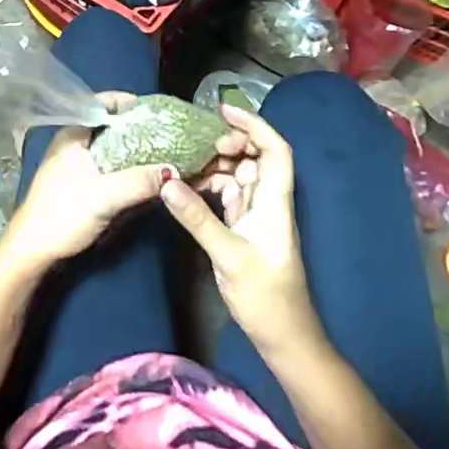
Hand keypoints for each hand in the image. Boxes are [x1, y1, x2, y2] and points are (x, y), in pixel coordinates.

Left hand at [1, 115, 166, 269]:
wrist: (32, 252)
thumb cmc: (62, 215)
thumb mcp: (104, 197)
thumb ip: (138, 182)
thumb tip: (174, 170)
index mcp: (73, 134)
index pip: (102, 103)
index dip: (128, 102)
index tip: (155, 109)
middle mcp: (74, 142)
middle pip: (110, 124)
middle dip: (136, 125)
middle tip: (165, 129)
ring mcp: (76, 162)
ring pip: (111, 144)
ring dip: (133, 146)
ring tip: (162, 147)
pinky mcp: (81, 181)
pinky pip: (110, 162)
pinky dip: (127, 162)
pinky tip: (145, 171)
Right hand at [161, 105, 324, 358]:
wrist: (283, 337)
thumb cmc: (266, 295)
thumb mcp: (228, 255)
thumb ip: (197, 218)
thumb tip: (166, 182)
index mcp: (275, 200)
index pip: (275, 149)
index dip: (254, 125)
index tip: (224, 111)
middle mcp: (268, 200)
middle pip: (254, 157)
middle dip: (230, 143)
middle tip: (199, 142)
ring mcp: (257, 214)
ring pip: (239, 175)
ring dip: (216, 165)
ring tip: (187, 160)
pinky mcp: (244, 228)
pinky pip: (228, 196)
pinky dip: (211, 187)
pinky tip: (189, 186)